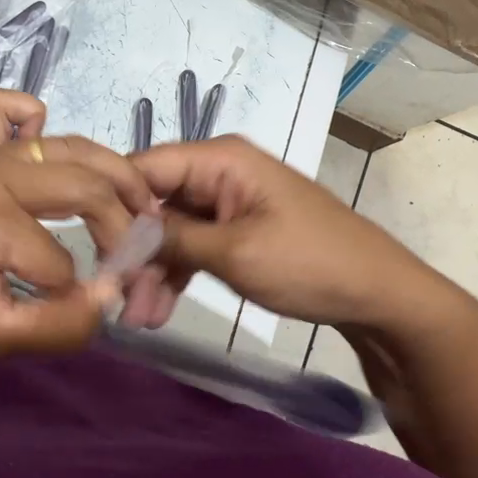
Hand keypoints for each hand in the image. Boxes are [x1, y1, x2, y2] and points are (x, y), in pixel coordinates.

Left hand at [0, 94, 152, 355]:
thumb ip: (58, 325)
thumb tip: (110, 296)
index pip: (65, 260)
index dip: (85, 291)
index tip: (91, 308)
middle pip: (86, 185)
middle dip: (123, 222)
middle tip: (139, 253)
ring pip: (68, 146)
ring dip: (109, 173)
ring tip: (136, 205)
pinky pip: (6, 111)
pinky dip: (33, 116)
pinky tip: (46, 140)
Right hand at [129, 136, 458, 327]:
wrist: (382, 297)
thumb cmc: (311, 263)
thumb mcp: (234, 253)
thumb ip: (171, 238)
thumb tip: (117, 233)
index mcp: (219, 158)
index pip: (143, 167)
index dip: (115, 205)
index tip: (96, 251)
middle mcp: (217, 171)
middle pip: (153, 202)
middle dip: (135, 251)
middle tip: (118, 299)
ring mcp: (226, 200)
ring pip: (169, 230)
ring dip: (152, 271)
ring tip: (138, 318)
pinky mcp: (234, 228)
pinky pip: (191, 245)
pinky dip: (175, 274)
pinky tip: (158, 310)